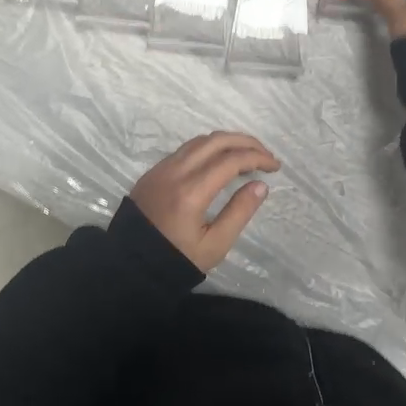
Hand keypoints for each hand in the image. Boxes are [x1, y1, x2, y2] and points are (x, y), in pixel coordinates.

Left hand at [129, 132, 280, 271]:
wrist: (130, 264)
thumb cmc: (176, 259)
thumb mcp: (214, 244)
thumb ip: (239, 212)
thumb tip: (260, 185)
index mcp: (191, 191)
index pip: (231, 160)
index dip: (257, 158)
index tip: (275, 166)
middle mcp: (175, 172)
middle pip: (216, 140)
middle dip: (245, 142)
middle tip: (265, 154)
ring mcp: (162, 168)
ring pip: (199, 141)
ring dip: (226, 141)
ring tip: (246, 154)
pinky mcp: (154, 171)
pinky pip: (185, 149)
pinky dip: (208, 147)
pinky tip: (220, 160)